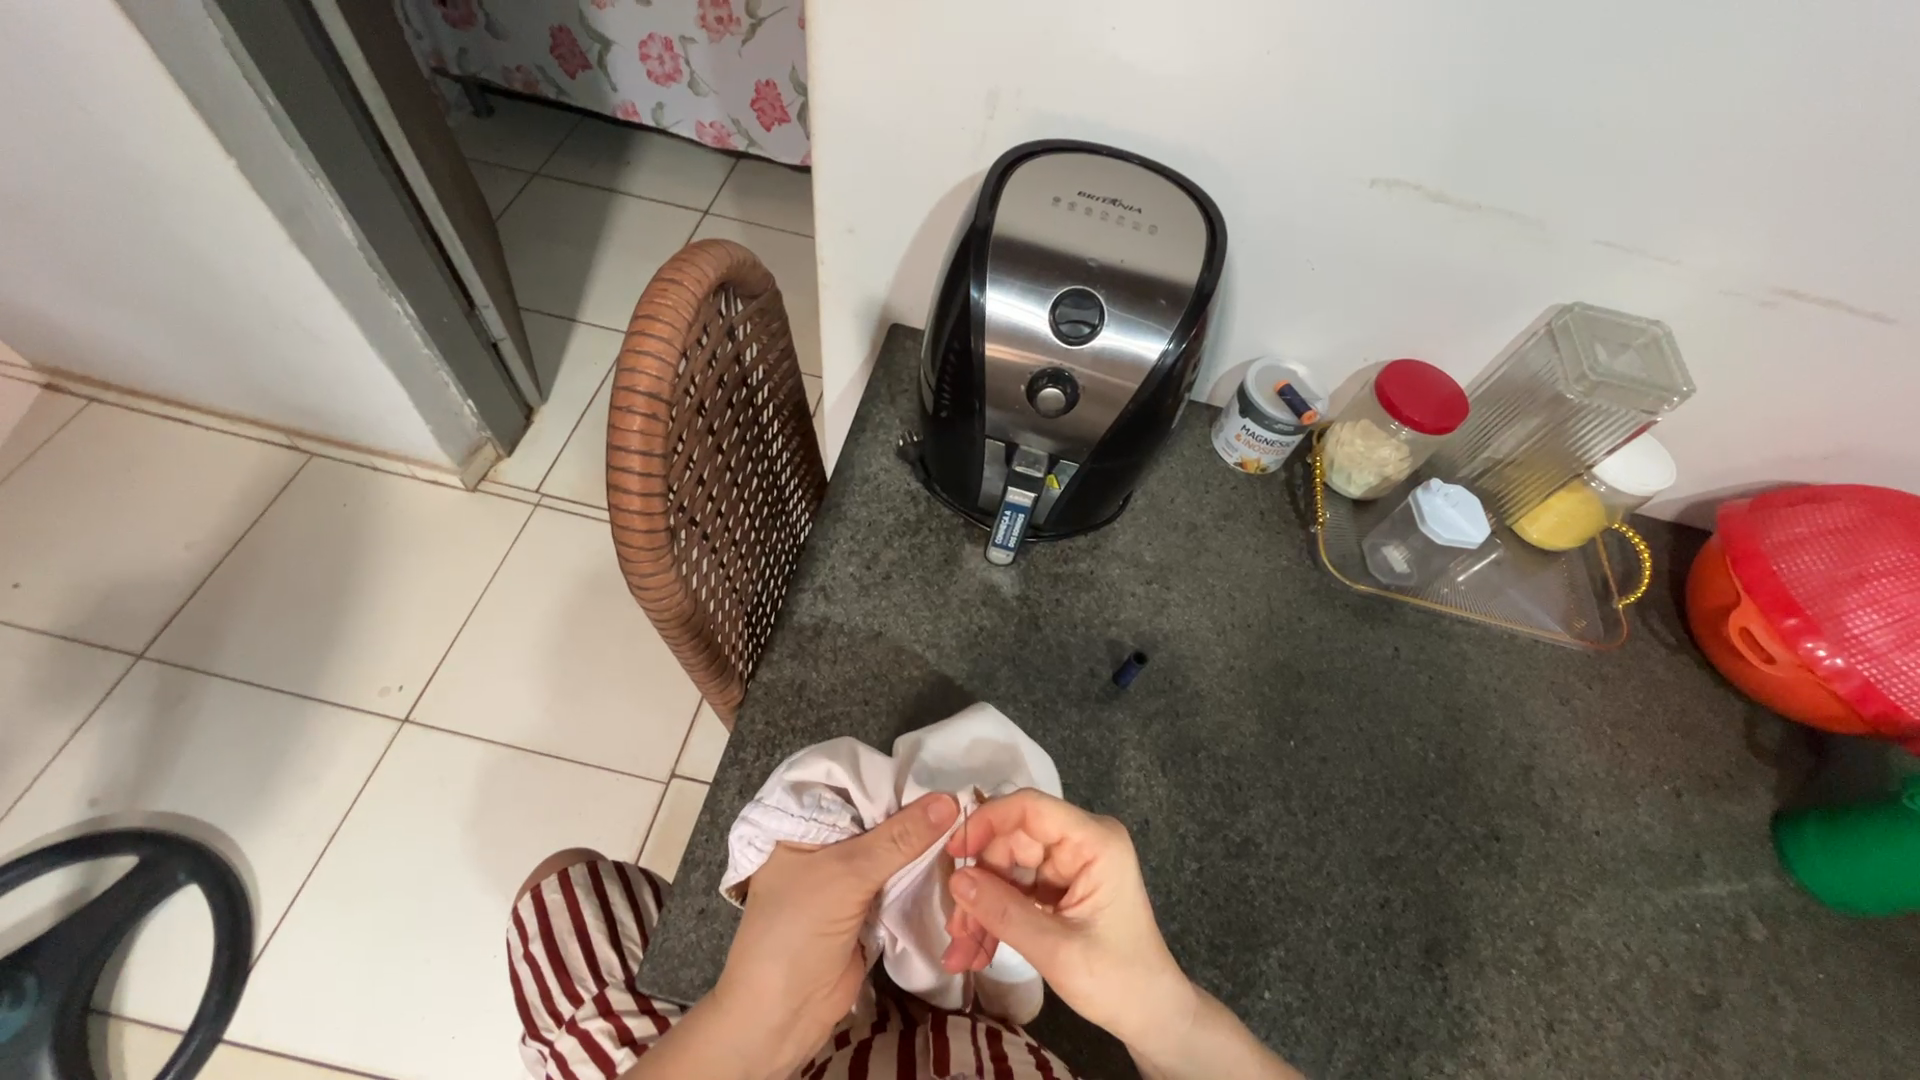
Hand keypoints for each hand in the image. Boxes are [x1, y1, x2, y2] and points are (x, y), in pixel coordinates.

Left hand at [704, 792, 958, 1078]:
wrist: (780, 1019)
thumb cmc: (796, 933)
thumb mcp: (846, 875)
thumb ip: (898, 838)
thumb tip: (949, 800)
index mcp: (803, 821)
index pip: (855, 785)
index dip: (896, 780)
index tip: (943, 772)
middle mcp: (825, 842)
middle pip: (879, 817)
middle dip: (917, 813)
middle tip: (966, 800)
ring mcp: (846, 876)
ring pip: (894, 849)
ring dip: (925, 845)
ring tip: (969, 827)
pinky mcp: (867, 907)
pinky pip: (900, 880)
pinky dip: (924, 874)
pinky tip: (955, 861)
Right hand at [941, 790, 1195, 1053]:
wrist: (1151, 1016)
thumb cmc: (1117, 980)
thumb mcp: (1056, 950)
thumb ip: (1003, 911)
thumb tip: (954, 879)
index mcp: (1095, 841)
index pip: (1031, 807)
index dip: (988, 821)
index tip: (953, 853)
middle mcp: (1080, 841)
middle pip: (1012, 840)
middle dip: (979, 882)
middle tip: (955, 928)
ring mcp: (1068, 863)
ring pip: (1006, 867)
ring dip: (980, 906)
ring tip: (961, 951)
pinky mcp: (1058, 886)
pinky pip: (1013, 888)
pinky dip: (993, 916)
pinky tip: (975, 950)